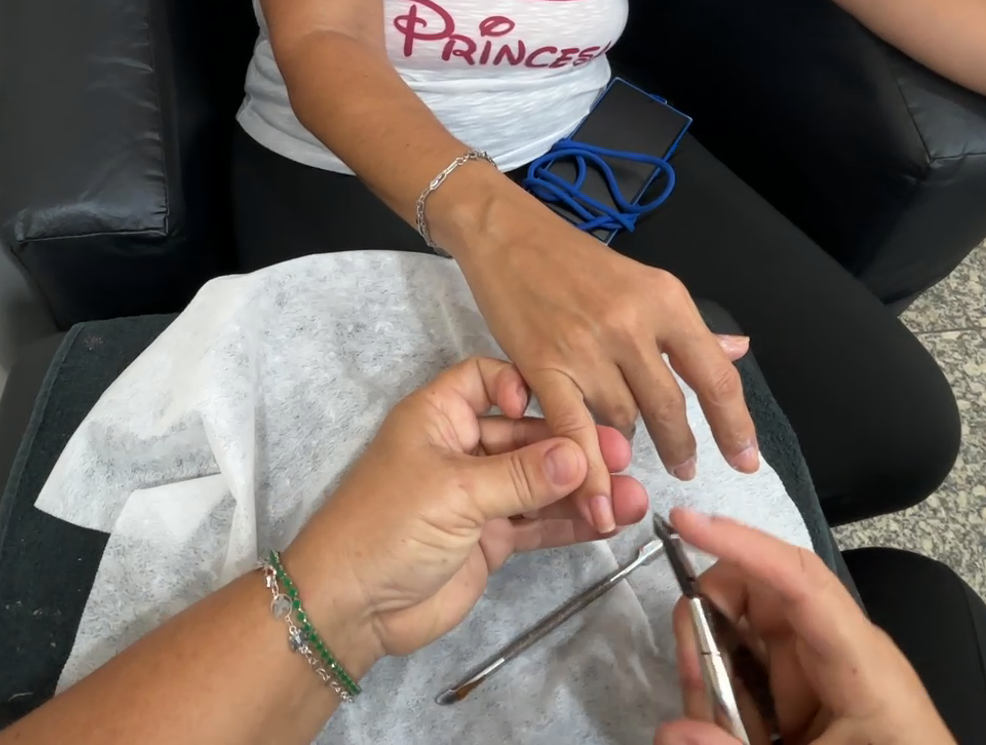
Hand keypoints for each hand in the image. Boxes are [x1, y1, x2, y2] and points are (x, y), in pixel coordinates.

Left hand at [281, 358, 649, 671]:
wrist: (354, 607)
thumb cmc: (391, 525)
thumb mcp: (455, 492)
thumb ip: (521, 476)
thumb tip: (582, 456)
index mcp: (440, 416)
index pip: (484, 379)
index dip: (519, 385)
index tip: (553, 404)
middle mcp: (462, 446)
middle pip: (523, 434)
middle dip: (570, 446)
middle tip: (622, 455)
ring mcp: (478, 493)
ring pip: (537, 481)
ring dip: (580, 488)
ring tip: (631, 497)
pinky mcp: (490, 536)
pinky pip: (536, 521)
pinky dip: (568, 522)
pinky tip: (608, 524)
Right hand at [433, 170, 758, 534]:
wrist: (506, 234)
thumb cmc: (572, 257)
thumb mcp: (642, 280)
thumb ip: (687, 325)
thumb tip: (740, 350)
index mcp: (664, 300)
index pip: (715, 375)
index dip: (735, 425)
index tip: (746, 461)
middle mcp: (632, 325)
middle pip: (670, 406)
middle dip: (681, 446)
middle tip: (685, 468)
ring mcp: (586, 348)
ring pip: (623, 419)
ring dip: (627, 440)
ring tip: (624, 446)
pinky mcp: (543, 365)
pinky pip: (575, 429)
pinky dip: (589, 470)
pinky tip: (599, 501)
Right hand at [654, 509, 953, 744]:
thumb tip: (670, 731)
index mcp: (864, 667)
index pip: (799, 579)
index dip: (741, 544)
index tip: (683, 521)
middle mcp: (838, 647)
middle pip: (755, 590)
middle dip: (707, 617)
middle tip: (692, 677)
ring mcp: (817, 665)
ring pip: (738, 623)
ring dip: (709, 663)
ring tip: (712, 723)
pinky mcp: (801, 685)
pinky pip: (742, 661)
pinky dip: (719, 687)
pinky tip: (727, 729)